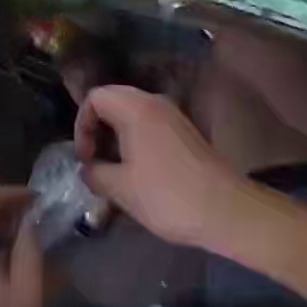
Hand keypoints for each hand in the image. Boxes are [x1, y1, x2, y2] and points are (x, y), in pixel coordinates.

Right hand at [76, 86, 250, 248]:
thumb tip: (88, 169)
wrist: (225, 209)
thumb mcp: (122, 189)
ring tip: (114, 167)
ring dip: (116, 133)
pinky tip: (137, 169)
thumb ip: (96, 174)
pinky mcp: (184, 130)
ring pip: (132, 111)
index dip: (81, 125)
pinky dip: (135, 138)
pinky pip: (150, 122)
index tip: (85, 158)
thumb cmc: (168, 196)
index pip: (95, 97)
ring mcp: (173, 114)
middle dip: (96, 126)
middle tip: (94, 159)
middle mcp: (154, 102)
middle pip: (113, 99)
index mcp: (135, 108)